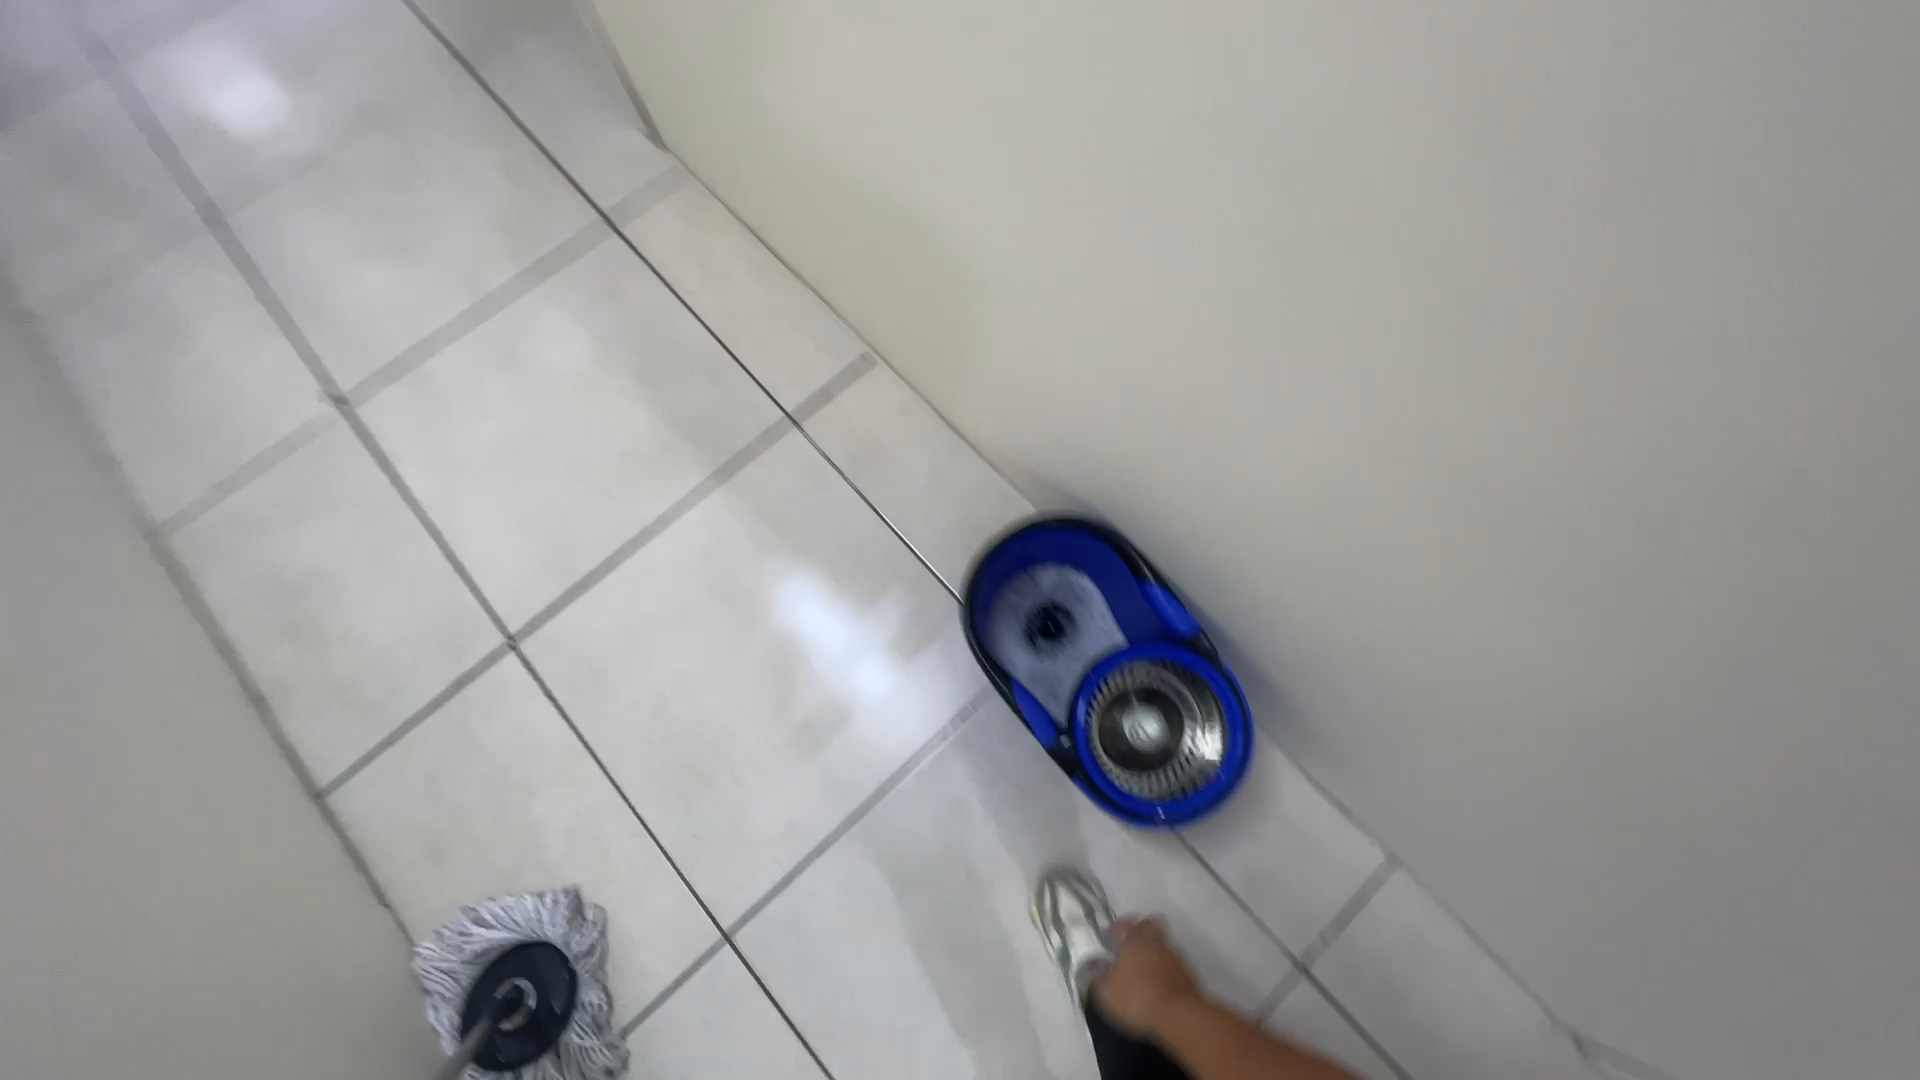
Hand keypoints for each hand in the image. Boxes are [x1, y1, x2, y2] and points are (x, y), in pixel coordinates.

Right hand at [1090, 917, 1205, 1038]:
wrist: (1180, 1017)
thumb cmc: (1137, 998)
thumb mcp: (1106, 993)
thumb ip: (1097, 977)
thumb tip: (1093, 967)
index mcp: (1134, 939)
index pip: (1127, 922)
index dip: (1118, 928)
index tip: (1111, 938)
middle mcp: (1156, 942)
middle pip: (1151, 926)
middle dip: (1141, 933)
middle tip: (1131, 948)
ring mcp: (1176, 957)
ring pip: (1164, 946)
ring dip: (1155, 954)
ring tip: (1145, 972)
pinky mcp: (1190, 975)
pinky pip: (1174, 966)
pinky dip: (1166, 972)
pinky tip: (1159, 987)